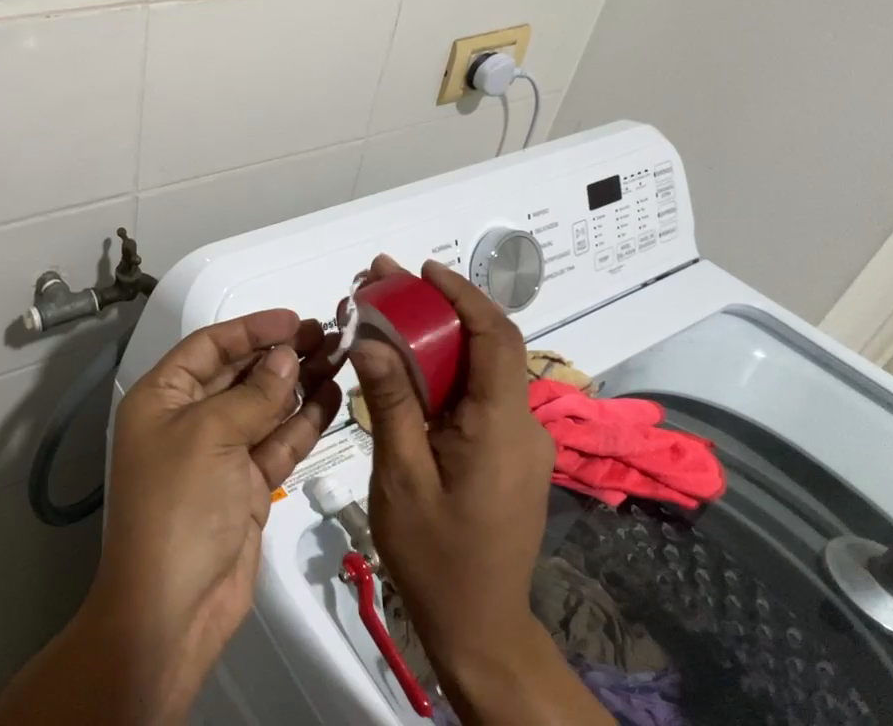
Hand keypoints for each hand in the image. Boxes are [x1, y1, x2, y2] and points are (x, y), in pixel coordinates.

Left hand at [0, 310, 338, 725]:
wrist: (173, 606)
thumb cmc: (178, 506)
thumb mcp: (210, 436)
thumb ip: (253, 394)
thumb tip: (286, 357)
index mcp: (161, 398)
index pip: (208, 347)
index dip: (250, 329)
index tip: (292, 318)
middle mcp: (188, 420)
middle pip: (238, 374)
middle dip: (280, 354)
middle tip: (327, 334)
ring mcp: (219, 455)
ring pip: (264, 407)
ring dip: (299, 383)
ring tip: (341, 356)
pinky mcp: (247, 487)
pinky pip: (277, 443)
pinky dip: (303, 422)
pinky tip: (332, 396)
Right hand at [350, 256, 610, 725]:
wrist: (477, 623)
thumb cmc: (435, 553)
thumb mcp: (400, 475)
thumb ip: (391, 403)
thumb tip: (371, 340)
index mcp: (501, 426)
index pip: (495, 337)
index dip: (462, 295)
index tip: (421, 269)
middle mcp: (521, 425)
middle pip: (485, 348)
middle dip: (435, 311)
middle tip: (380, 288)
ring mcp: (518, 442)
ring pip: (479, 372)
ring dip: (435, 341)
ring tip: (381, 321)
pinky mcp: (506, 456)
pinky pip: (475, 399)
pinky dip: (441, 374)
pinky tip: (402, 371)